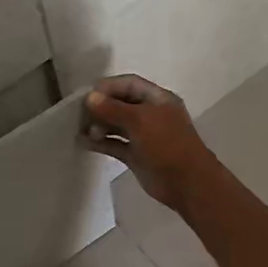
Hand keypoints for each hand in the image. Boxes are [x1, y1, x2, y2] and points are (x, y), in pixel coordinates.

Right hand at [83, 75, 219, 212]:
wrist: (187, 182)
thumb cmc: (167, 144)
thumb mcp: (140, 120)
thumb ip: (114, 108)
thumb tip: (90, 97)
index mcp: (158, 99)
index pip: (129, 84)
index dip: (108, 87)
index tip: (86, 95)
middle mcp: (151, 114)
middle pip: (121, 103)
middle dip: (101, 107)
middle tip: (80, 115)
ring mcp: (144, 135)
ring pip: (117, 124)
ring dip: (99, 125)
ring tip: (82, 131)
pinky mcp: (137, 155)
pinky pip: (116, 144)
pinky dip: (102, 143)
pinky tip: (84, 143)